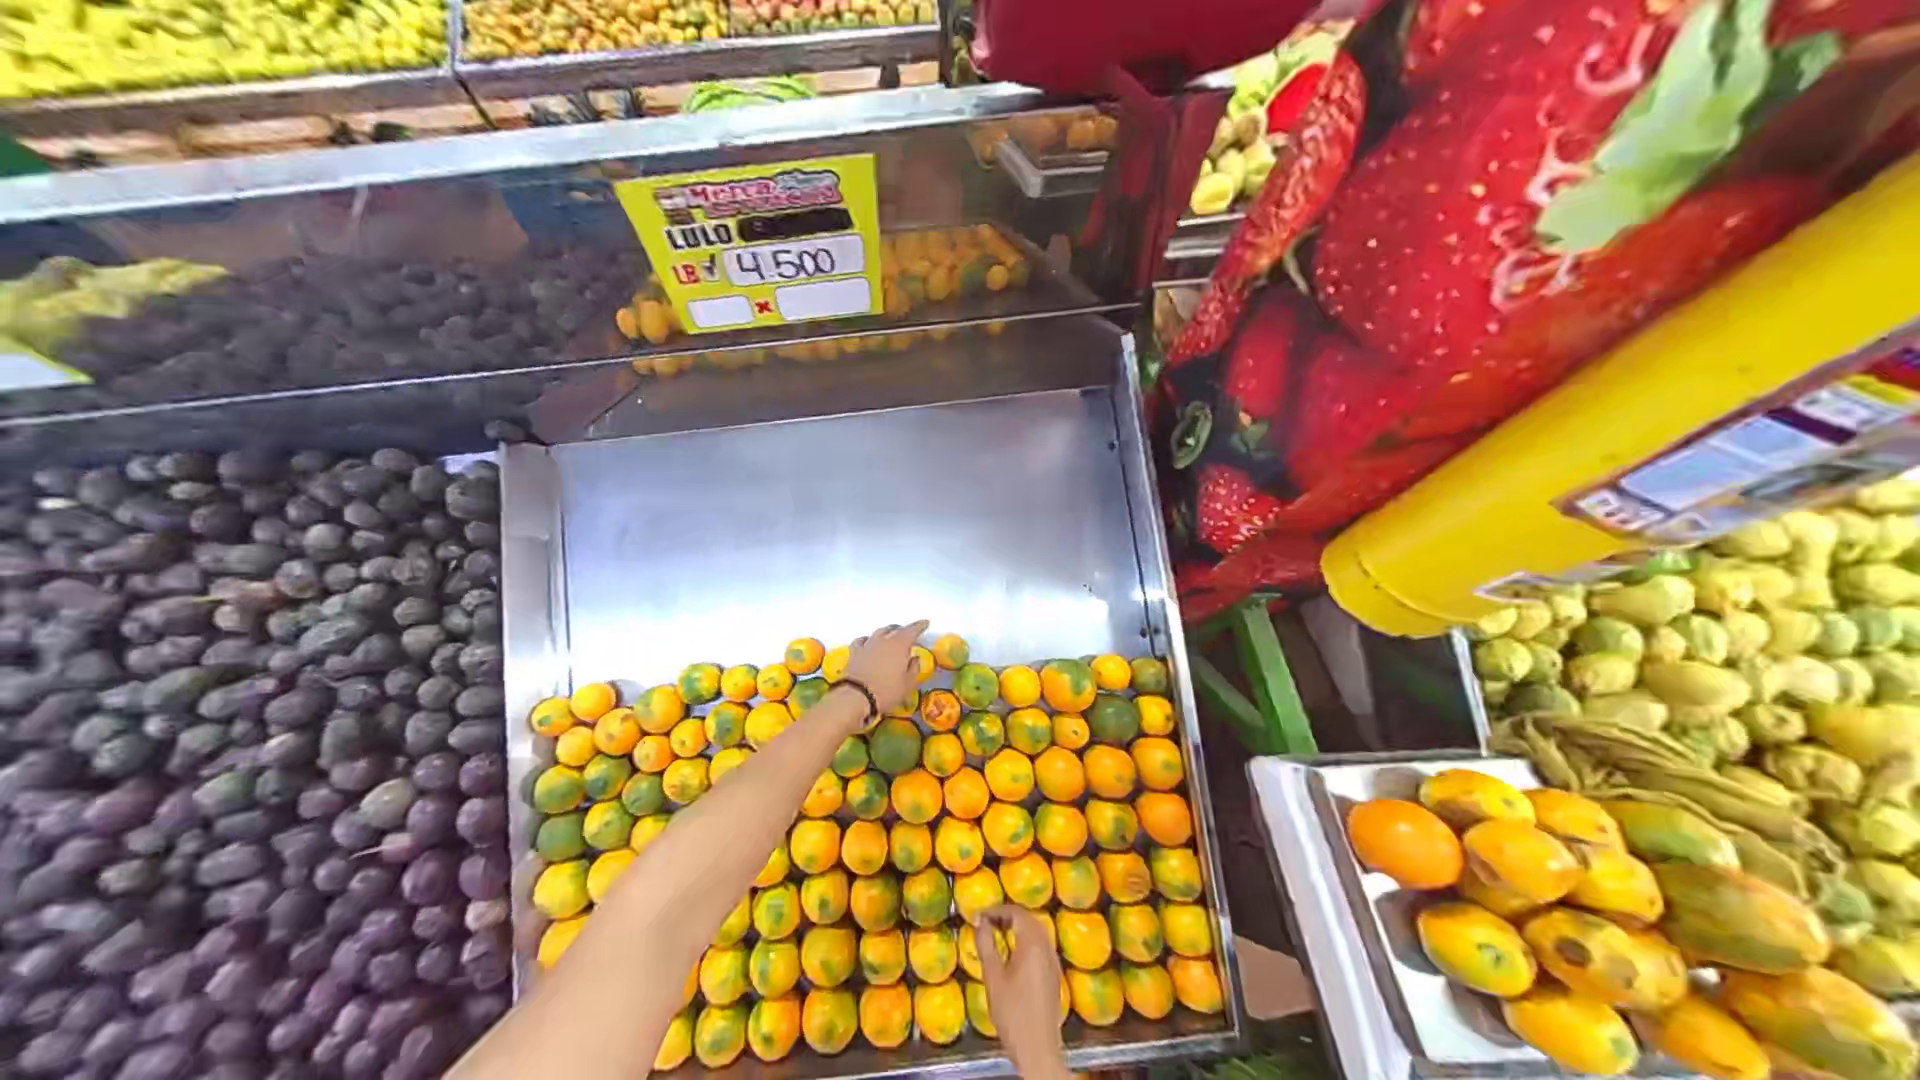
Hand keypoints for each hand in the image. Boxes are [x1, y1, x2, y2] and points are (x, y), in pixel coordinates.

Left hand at [839, 620, 928, 721]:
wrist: (856, 696)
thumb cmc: (887, 691)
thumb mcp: (908, 684)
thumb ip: (914, 669)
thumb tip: (915, 658)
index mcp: (899, 646)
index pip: (912, 630)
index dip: (920, 626)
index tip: (926, 622)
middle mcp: (883, 641)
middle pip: (894, 629)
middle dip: (902, 629)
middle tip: (908, 632)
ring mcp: (867, 645)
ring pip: (879, 632)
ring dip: (886, 632)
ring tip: (890, 634)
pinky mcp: (855, 653)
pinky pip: (862, 640)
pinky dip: (867, 639)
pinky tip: (868, 641)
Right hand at [974, 905, 1068, 1079]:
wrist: (1038, 1049)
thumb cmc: (1012, 1013)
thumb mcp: (993, 977)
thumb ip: (986, 946)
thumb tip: (980, 922)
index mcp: (1032, 943)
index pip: (1016, 913)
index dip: (997, 910)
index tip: (979, 916)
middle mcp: (1047, 947)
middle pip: (1029, 919)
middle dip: (1008, 916)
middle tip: (987, 922)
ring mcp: (1053, 961)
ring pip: (1037, 932)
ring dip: (1018, 927)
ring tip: (997, 934)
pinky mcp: (1054, 974)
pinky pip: (1041, 945)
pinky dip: (1026, 940)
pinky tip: (1013, 954)